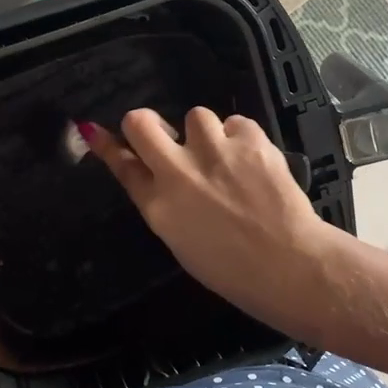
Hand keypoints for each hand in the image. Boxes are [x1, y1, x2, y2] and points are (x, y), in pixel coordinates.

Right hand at [84, 108, 336, 324]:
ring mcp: (214, 152)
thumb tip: (159, 176)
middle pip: (141, 122)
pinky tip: (253, 160)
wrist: (294, 269)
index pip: (121, 164)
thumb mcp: (183, 243)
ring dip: (207, 133)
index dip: (106, 144)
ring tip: (226, 156)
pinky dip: (242, 138)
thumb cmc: (236, 272)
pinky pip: (236, 122)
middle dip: (146, 123)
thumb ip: (165, 204)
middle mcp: (178, 172)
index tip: (93, 127)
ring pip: (195, 115)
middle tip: (166, 136)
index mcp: (158, 207)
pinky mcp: (249, 140)